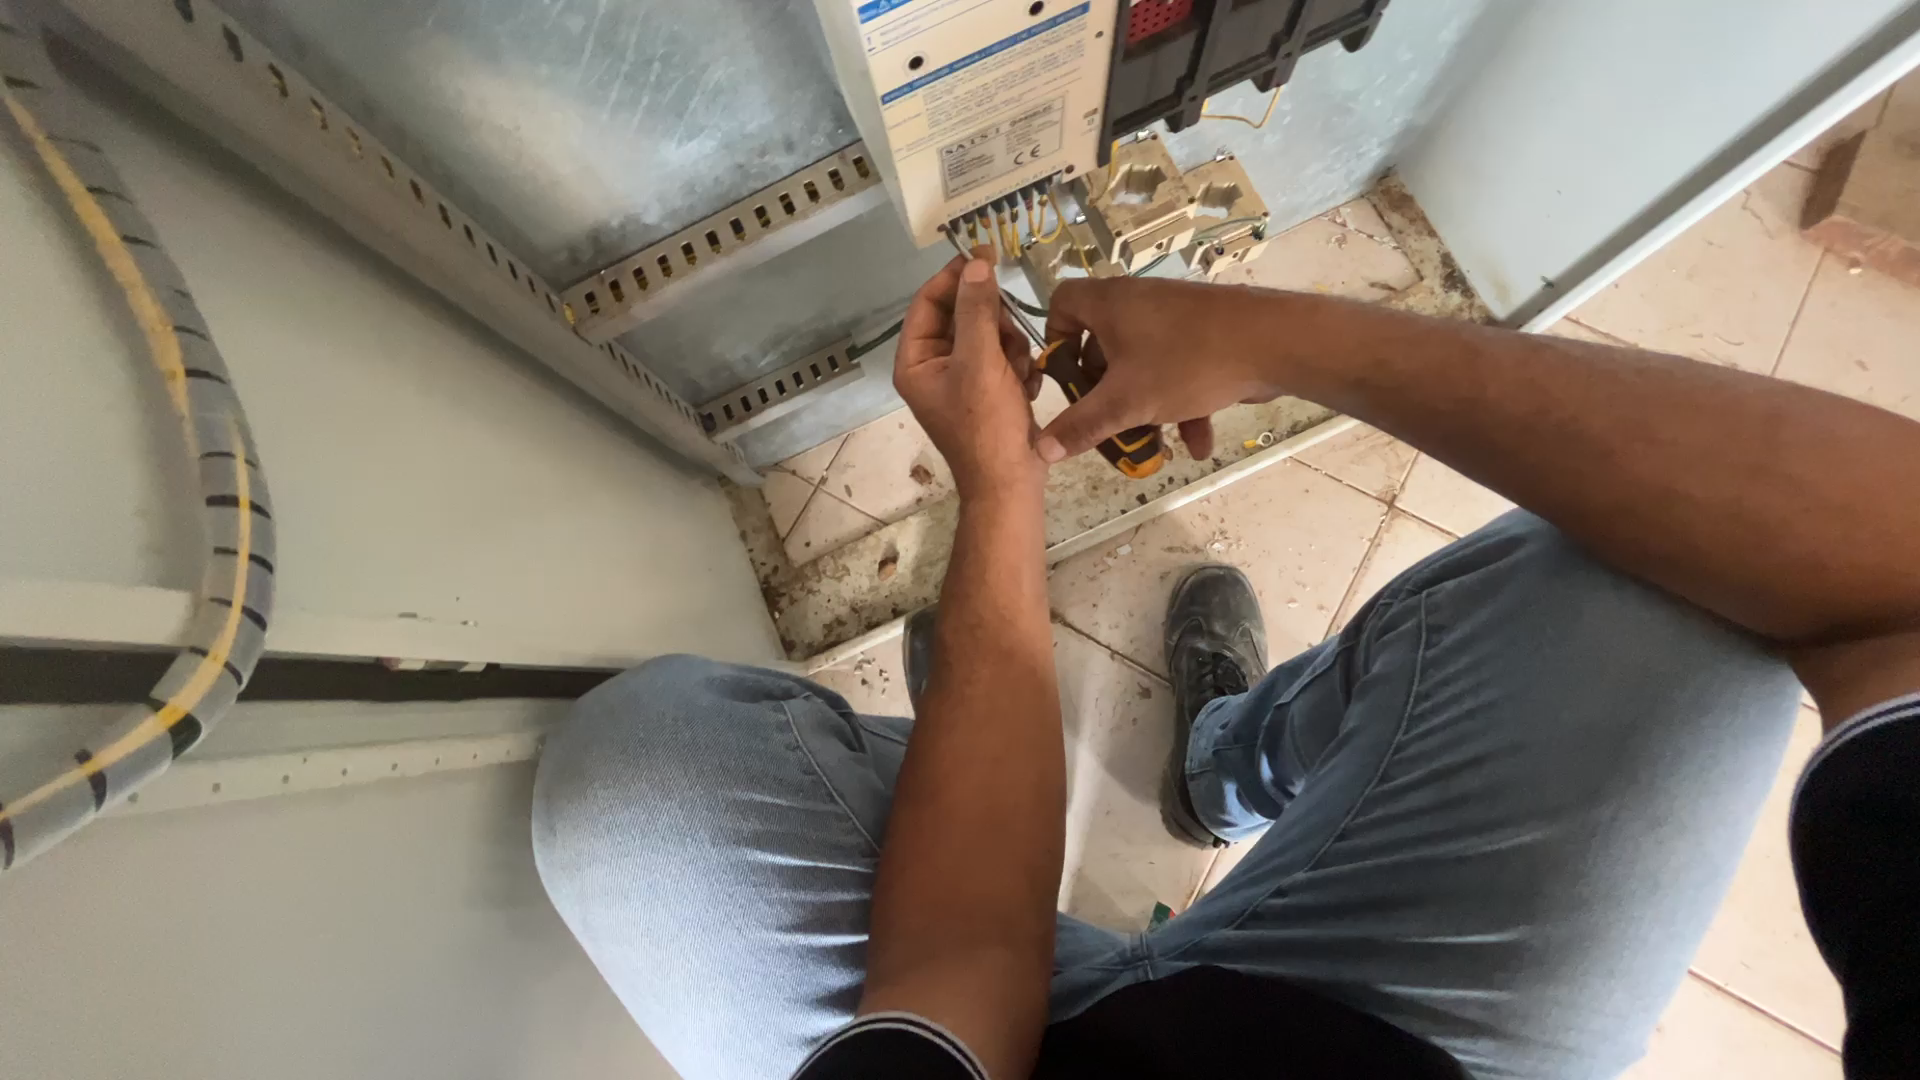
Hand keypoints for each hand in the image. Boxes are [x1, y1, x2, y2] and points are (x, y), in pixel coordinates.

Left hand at [895, 251, 1046, 500]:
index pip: (929, 302)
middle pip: (963, 316)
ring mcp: (961, 380)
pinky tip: (1026, 387)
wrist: (1011, 482)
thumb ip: (977, 309)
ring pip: (989, 334)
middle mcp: (933, 367)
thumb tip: (975, 263)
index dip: (956, 278)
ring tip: (1019, 373)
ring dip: (1011, 347)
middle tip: (1010, 340)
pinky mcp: (988, 390)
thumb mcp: (981, 362)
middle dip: (993, 324)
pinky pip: (1004, 357)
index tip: (986, 256)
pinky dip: (1018, 366)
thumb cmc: (987, 425)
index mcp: (915, 362)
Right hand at [1037, 277, 1286, 463]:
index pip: (1062, 304)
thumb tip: (1040, 449)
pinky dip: (1182, 405)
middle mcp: (1139, 304)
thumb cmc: (1186, 364)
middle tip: (1105, 422)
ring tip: (1153, 446)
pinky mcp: (1206, 335)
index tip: (1064, 378)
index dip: (1056, 340)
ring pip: (1142, 366)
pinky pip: (1177, 370)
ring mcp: (1175, 319)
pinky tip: (1197, 444)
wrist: (1276, 343)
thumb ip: (1081, 427)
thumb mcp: (1125, 403)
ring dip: (1143, 409)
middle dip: (1103, 393)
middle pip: (1102, 346)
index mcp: (1110, 305)